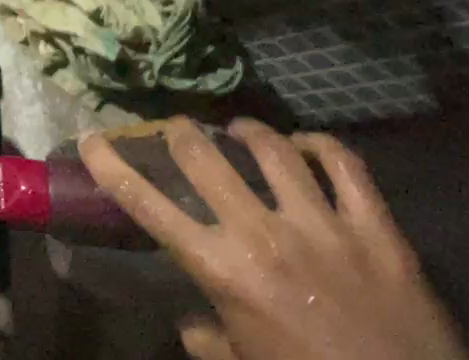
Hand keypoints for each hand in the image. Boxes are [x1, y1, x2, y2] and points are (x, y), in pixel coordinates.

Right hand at [80, 117, 468, 359]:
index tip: (90, 138)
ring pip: (271, 149)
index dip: (107, 163)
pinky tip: (306, 144)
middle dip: (179, 132)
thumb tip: (190, 322)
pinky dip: (321, 146)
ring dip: (245, 131)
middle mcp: (261, 234)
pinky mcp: (378, 231)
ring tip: (238, 130)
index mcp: (221, 268)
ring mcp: (323, 226)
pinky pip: (346, 168)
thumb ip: (207, 338)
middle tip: (176, 129)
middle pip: (202, 155)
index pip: (144, 201)